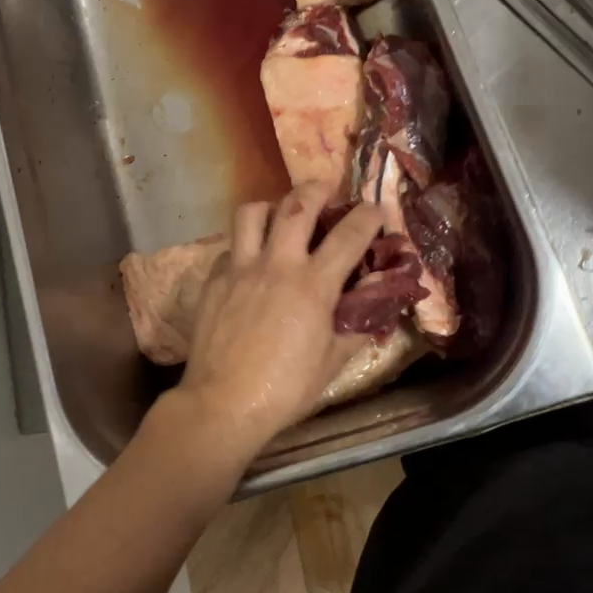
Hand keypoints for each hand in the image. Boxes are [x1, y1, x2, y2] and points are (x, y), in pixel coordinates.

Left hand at [171, 184, 383, 459]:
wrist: (223, 403)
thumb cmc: (286, 388)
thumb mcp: (334, 361)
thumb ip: (359, 321)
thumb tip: (378, 294)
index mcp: (313, 284)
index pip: (349, 235)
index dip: (368, 215)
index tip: (375, 208)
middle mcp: (277, 264)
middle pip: (297, 204)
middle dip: (317, 188)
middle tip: (326, 190)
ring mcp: (240, 268)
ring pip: (252, 212)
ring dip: (272, 206)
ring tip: (281, 215)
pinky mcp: (214, 279)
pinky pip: (230, 246)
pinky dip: (245, 245)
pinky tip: (251, 262)